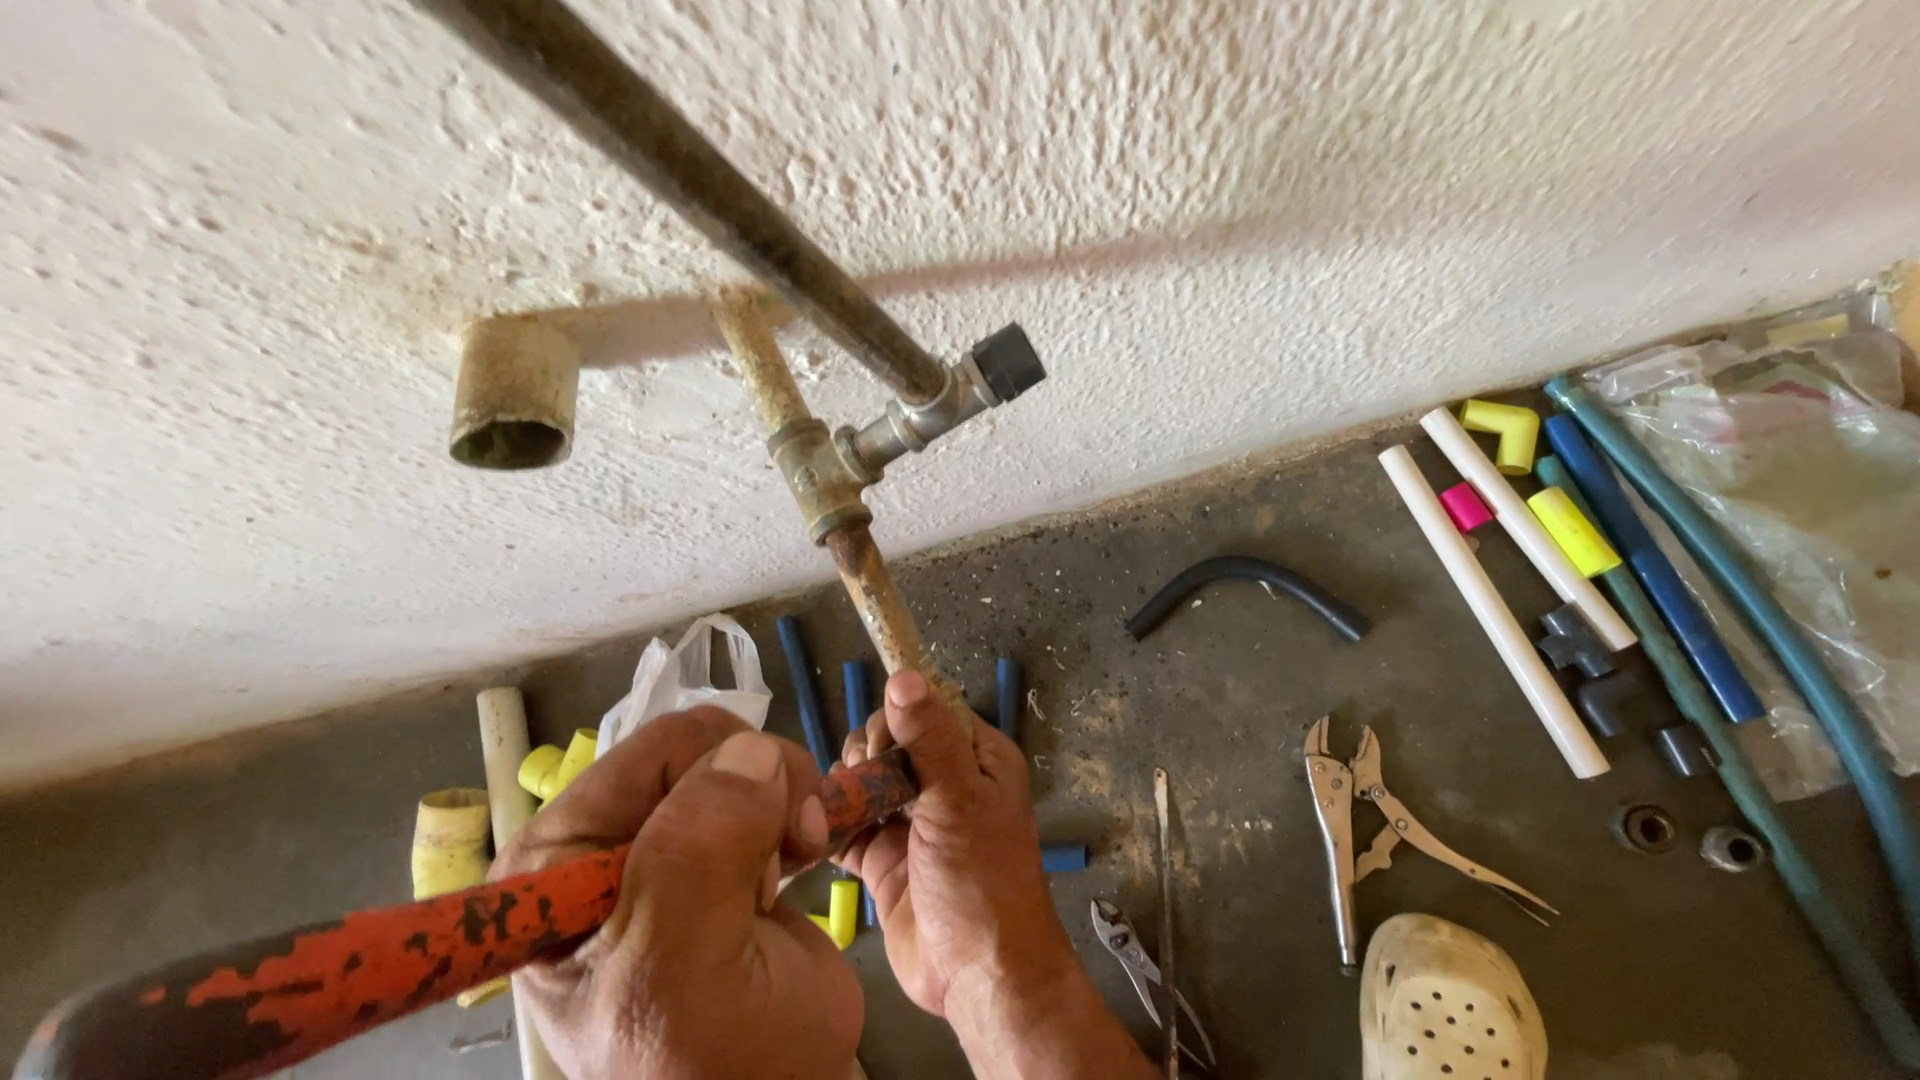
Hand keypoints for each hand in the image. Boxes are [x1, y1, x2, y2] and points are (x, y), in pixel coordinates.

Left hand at [492, 708, 860, 1079]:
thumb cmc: (714, 1065)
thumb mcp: (682, 974)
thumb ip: (697, 856)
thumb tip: (751, 751)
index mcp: (560, 859)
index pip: (648, 757)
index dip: (717, 787)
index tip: (755, 858)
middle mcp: (606, 836)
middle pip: (700, 745)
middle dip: (756, 791)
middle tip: (779, 863)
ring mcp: (669, 836)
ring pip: (742, 753)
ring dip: (784, 801)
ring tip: (789, 867)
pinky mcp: (726, 842)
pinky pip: (770, 778)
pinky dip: (799, 805)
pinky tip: (799, 855)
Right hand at [833, 670, 1075, 1015]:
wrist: (976, 975)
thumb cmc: (981, 879)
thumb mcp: (959, 799)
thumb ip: (928, 738)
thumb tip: (902, 674)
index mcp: (975, 759)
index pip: (926, 711)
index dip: (897, 719)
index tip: (881, 747)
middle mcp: (941, 783)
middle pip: (886, 742)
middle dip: (865, 756)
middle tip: (863, 785)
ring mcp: (908, 820)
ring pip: (862, 779)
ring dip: (843, 787)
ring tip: (840, 810)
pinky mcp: (880, 857)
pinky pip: (845, 823)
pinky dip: (829, 822)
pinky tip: (817, 828)